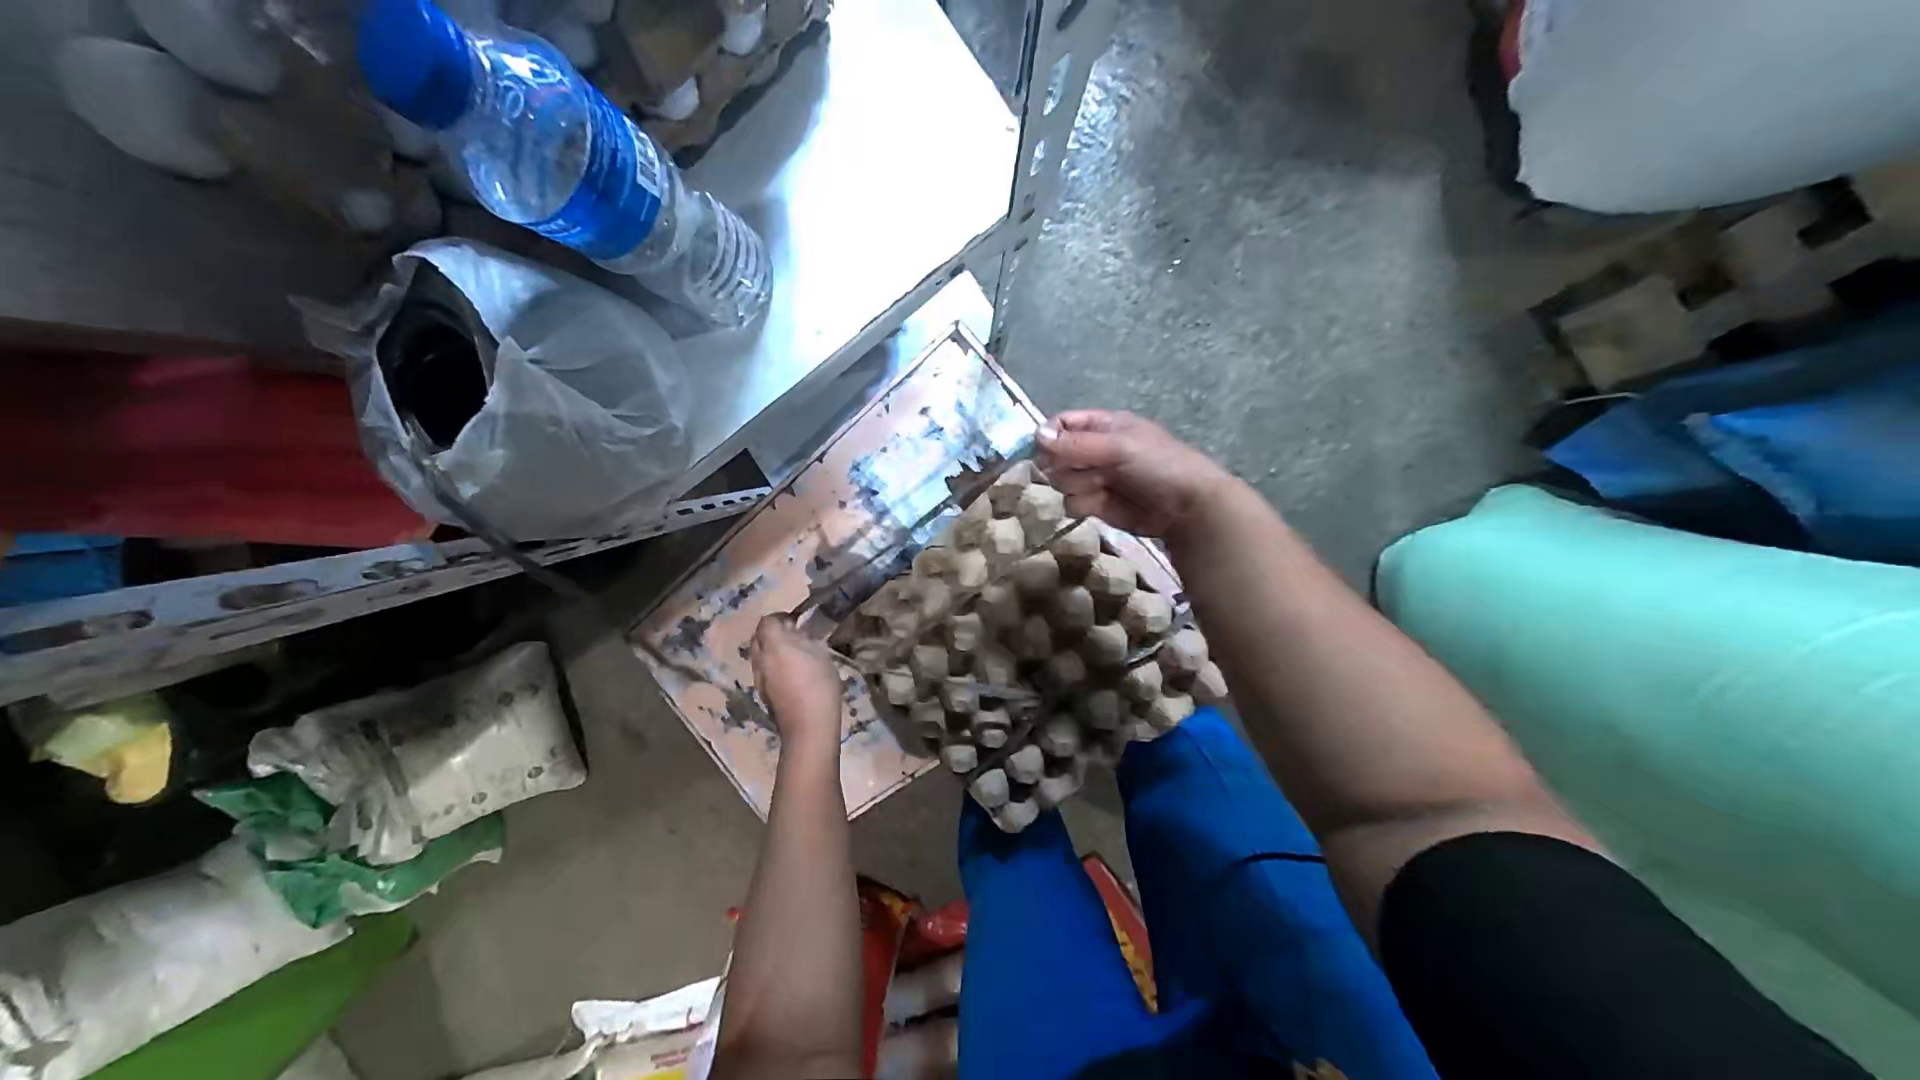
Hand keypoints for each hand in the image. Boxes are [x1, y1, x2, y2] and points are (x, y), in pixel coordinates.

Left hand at [751, 615, 844, 752]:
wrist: (808, 728)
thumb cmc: (819, 686)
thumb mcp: (821, 655)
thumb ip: (805, 640)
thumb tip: (796, 633)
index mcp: (774, 645)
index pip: (768, 620)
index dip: (781, 617)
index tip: (796, 622)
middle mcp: (760, 659)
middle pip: (758, 636)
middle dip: (772, 632)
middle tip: (794, 636)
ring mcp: (758, 678)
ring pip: (758, 655)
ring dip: (771, 650)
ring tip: (793, 656)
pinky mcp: (761, 693)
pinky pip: (762, 671)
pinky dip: (772, 666)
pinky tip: (791, 675)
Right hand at [1036, 409, 1234, 539]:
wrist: (1186, 508)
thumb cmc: (1158, 465)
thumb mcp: (1118, 447)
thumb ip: (1076, 443)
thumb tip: (1036, 435)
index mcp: (1102, 426)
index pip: (1061, 424)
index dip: (1048, 436)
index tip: (1041, 450)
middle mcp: (1093, 450)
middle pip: (1054, 454)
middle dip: (1063, 464)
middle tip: (1084, 468)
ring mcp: (1093, 478)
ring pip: (1060, 480)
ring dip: (1075, 484)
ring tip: (1101, 486)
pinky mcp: (1095, 504)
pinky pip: (1070, 502)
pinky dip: (1081, 504)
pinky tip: (1099, 505)